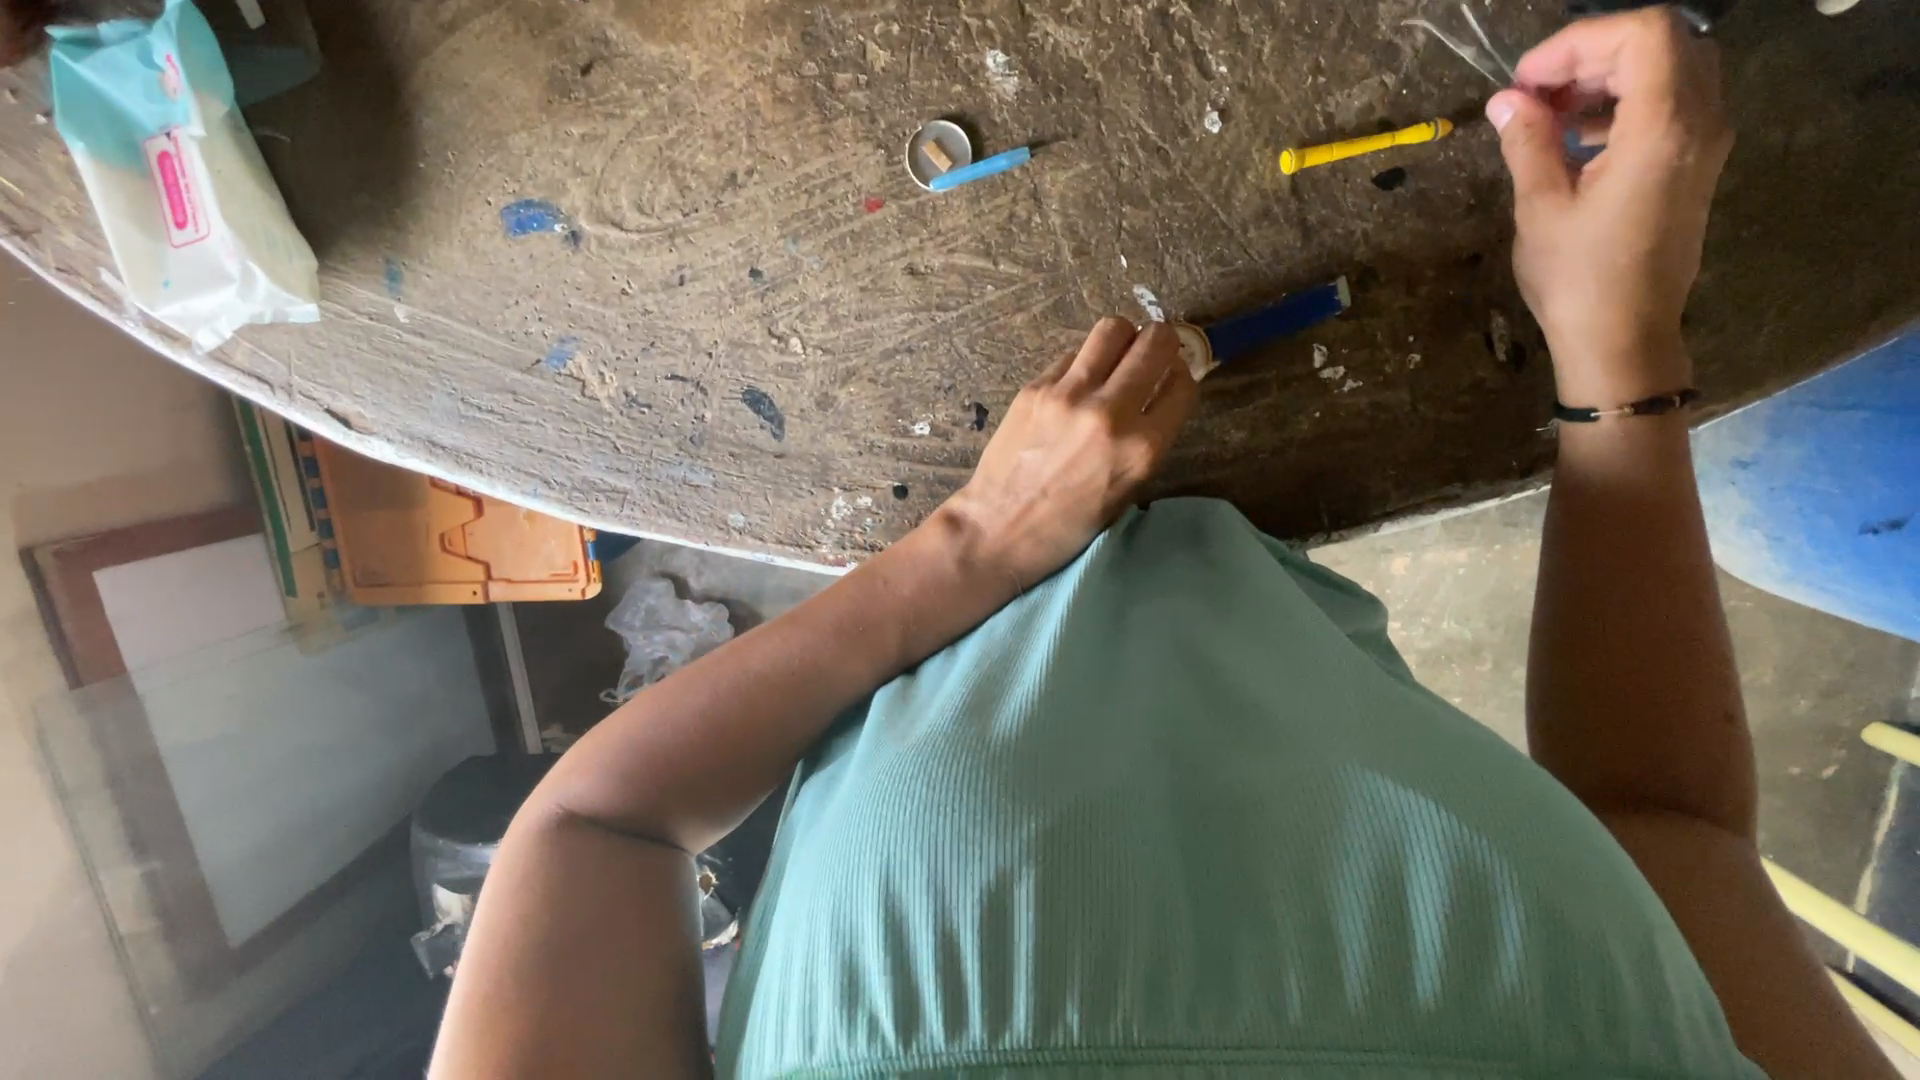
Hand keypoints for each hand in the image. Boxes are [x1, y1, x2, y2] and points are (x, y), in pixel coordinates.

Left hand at [939, 318, 1195, 588]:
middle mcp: (1110, 413)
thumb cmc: (1068, 525)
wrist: (999, 528)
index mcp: (1141, 449)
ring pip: (1112, 330)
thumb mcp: (1126, 491)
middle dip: (1161, 343)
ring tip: (1116, 359)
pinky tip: (1075, 386)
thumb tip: (1160, 389)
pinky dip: (1082, 364)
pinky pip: (1071, 355)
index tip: (1171, 379)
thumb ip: (1149, 439)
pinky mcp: (1034, 388)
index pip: (1183, 385)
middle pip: (1155, 342)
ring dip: (1123, 338)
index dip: (1181, 377)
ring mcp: (1068, 395)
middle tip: (1152, 354)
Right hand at [1488, 7, 1733, 403]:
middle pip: (1661, 43)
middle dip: (1591, 56)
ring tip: (1548, 116)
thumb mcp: (1540, 208)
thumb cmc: (1575, 277)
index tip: (1523, 80)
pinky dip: (1624, 104)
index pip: (1641, 35)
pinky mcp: (1695, 163)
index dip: (1576, 43)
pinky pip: (1671, 104)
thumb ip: (1528, 143)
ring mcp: (1705, 142)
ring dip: (1607, 79)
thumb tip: (1507, 101)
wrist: (1621, 334)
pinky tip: (1577, 139)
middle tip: (1532, 94)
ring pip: (1670, 70)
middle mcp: (1700, 121)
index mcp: (1663, 127)